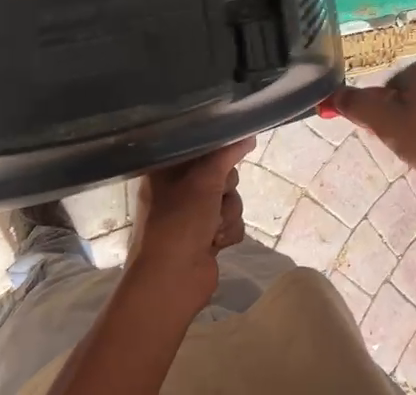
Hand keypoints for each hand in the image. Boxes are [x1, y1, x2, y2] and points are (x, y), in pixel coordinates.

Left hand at [126, 138, 253, 312]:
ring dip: (227, 213)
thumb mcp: (204, 180)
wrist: (172, 280)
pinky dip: (228, 232)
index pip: (198, 147)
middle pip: (221, 172)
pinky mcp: (207, 235)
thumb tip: (248, 134)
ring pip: (229, 198)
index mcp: (166, 170)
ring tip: (212, 228)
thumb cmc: (179, 222)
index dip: (215, 150)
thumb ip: (228, 154)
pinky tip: (215, 244)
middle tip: (213, 196)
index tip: (229, 150)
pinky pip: (232, 221)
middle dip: (224, 188)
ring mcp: (193, 214)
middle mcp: (178, 188)